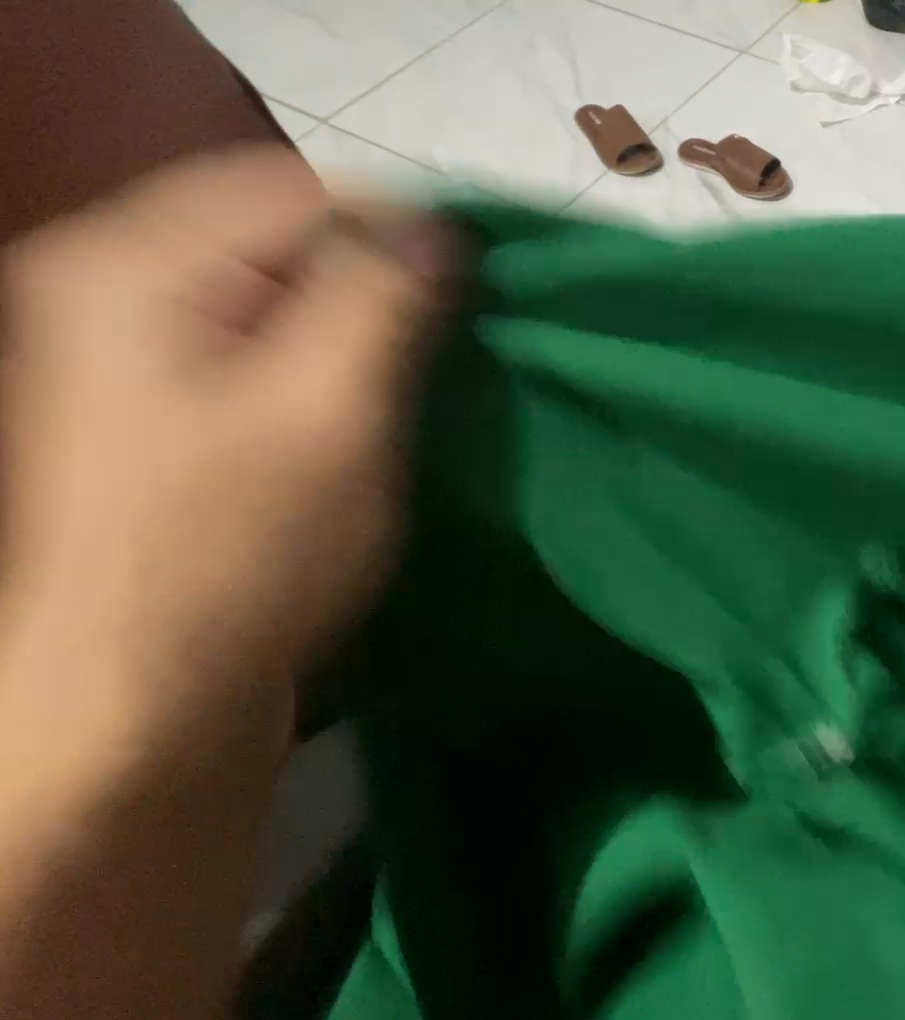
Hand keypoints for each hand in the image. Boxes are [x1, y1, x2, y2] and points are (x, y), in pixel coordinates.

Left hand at [0, 148, 446, 725]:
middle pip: (294, 234)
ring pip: (299, 289)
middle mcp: (132, 284)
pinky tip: (405, 389)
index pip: (301, 188)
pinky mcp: (189, 395)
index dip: (410, 219)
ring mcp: (153, 343)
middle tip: (489, 322)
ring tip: (460, 356)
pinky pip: (288, 338)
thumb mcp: (330, 414)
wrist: (157, 678)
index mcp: (142, 268)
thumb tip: (444, 229)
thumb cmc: (245, 546)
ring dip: (384, 315)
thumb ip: (381, 302)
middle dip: (399, 270)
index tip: (504, 275)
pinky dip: (356, 352)